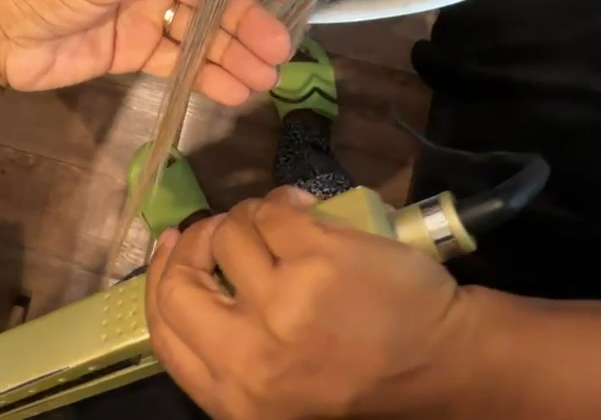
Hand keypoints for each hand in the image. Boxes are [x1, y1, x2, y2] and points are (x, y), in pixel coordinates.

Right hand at [146, 188, 488, 419]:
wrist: (441, 364)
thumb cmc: (355, 375)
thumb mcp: (273, 387)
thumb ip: (222, 342)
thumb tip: (176, 257)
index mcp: (235, 397)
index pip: (163, 328)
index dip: (159, 277)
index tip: (171, 246)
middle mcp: (251, 358)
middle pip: (181, 280)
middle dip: (193, 242)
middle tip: (217, 231)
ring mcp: (284, 304)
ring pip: (230, 232)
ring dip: (251, 220)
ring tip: (282, 232)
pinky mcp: (317, 257)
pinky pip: (271, 209)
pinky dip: (284, 203)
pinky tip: (308, 216)